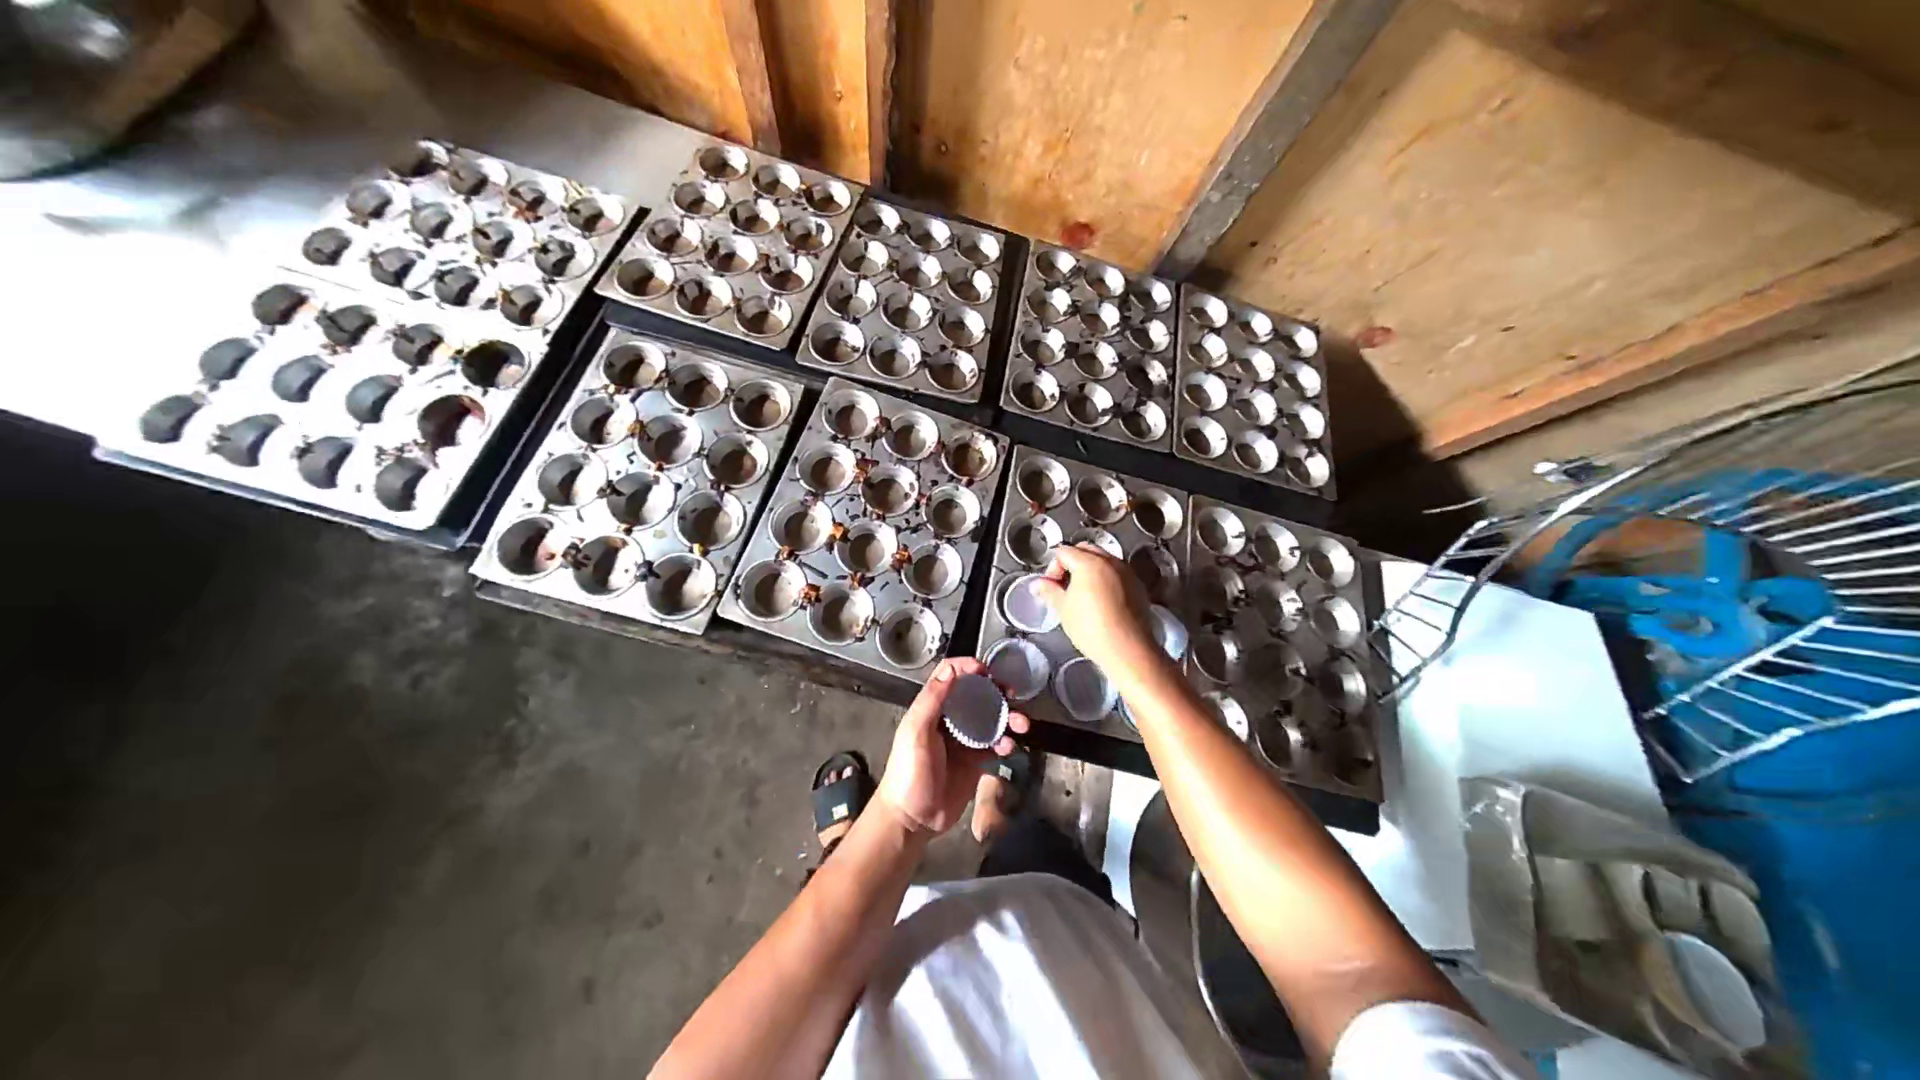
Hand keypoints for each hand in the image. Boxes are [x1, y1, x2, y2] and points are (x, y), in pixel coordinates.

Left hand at [873, 658, 1030, 835]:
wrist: (913, 819)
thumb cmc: (909, 773)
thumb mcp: (915, 733)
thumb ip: (931, 700)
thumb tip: (952, 670)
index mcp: (931, 708)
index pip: (949, 676)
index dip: (967, 667)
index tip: (987, 671)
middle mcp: (949, 719)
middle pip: (976, 695)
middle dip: (996, 691)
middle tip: (1011, 693)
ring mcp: (963, 740)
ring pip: (990, 719)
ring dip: (1008, 717)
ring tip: (1021, 724)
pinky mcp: (975, 761)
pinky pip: (995, 745)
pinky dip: (1005, 743)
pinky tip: (1008, 748)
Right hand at [1030, 544, 1159, 673]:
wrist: (1127, 650)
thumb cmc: (1092, 629)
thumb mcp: (1062, 609)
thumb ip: (1049, 591)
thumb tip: (1038, 584)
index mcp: (1089, 563)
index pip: (1063, 552)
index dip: (1052, 568)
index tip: (1051, 586)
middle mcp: (1110, 562)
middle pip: (1085, 550)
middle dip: (1071, 563)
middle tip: (1064, 585)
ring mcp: (1127, 573)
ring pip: (1103, 560)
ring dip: (1090, 570)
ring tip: (1082, 594)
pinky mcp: (1137, 586)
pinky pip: (1117, 574)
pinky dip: (1106, 580)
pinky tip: (1101, 602)